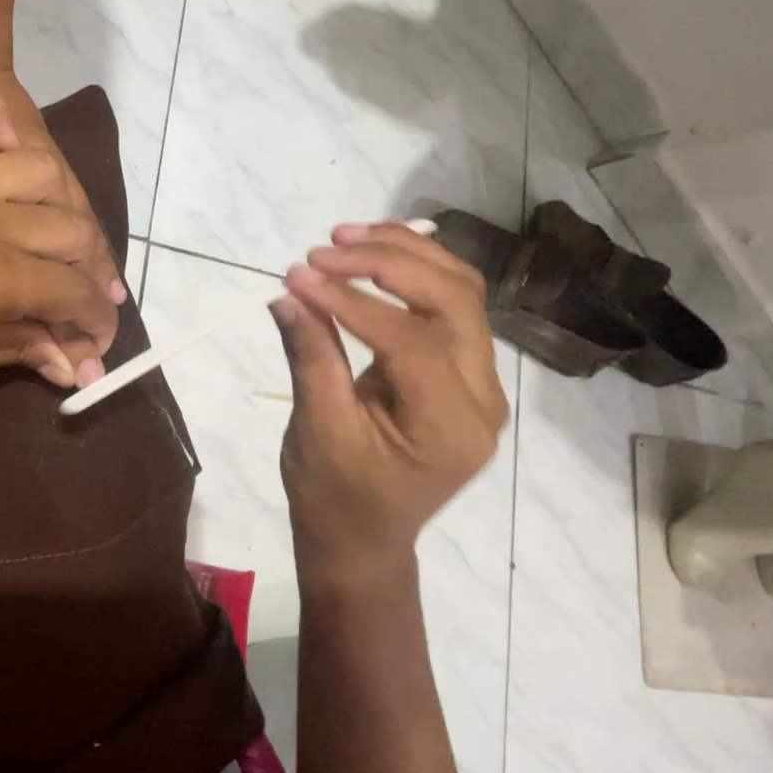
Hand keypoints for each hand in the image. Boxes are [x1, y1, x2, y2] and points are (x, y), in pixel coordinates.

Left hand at [0, 86, 119, 424]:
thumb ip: (8, 348)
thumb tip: (67, 359)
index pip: (68, 291)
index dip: (92, 320)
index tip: (97, 343)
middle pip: (67, 231)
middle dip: (92, 272)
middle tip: (89, 301)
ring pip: (34, 168)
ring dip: (61, 204)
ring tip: (61, 235)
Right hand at [270, 222, 508, 582]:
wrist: (362, 536)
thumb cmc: (334, 493)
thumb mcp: (316, 430)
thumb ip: (311, 357)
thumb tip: (290, 292)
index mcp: (450, 425)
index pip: (409, 339)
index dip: (352, 300)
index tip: (297, 274)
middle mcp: (482, 398)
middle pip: (454, 301)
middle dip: (387, 263)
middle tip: (322, 249)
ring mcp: (479, 383)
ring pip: (461, 293)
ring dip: (405, 256)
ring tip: (344, 236)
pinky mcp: (461, 373)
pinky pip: (449, 308)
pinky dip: (411, 273)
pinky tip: (369, 256)